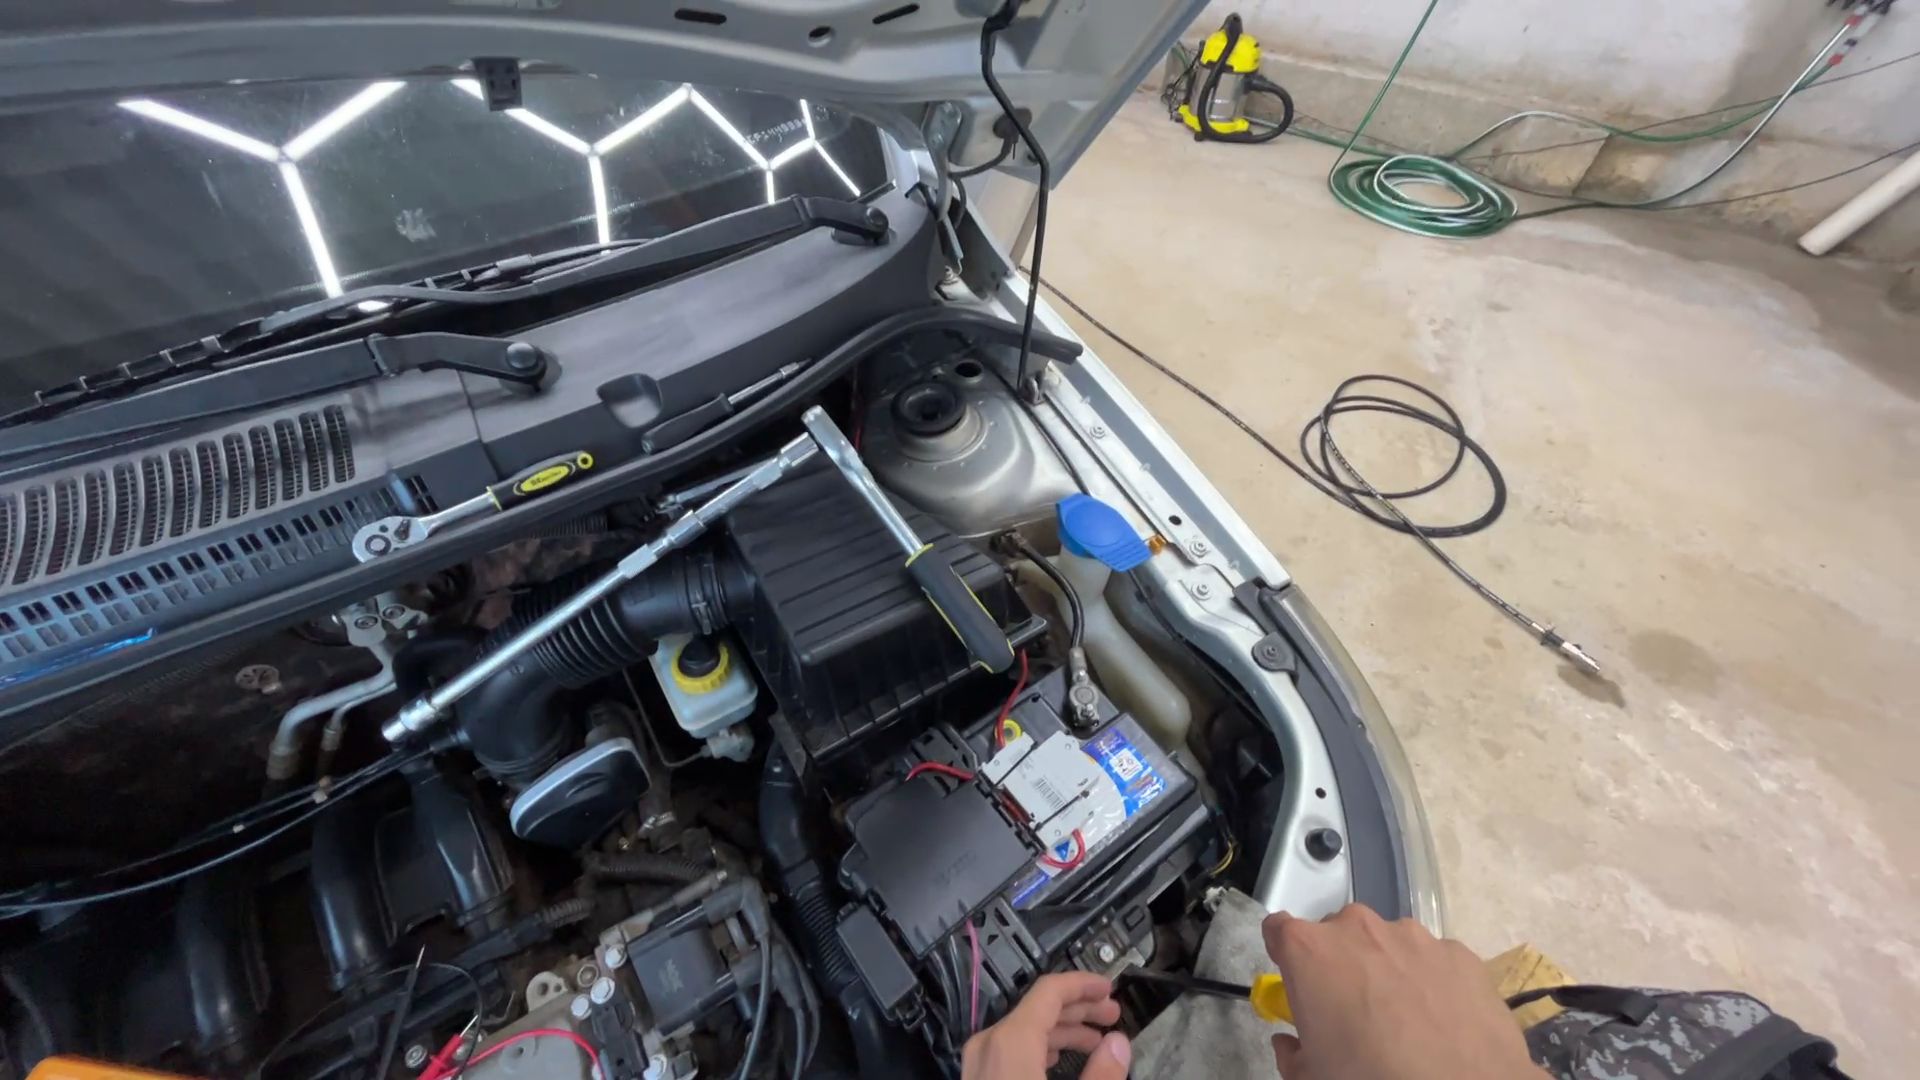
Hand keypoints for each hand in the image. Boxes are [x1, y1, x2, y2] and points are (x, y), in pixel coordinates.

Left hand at [961, 972, 1130, 1079]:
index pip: (1049, 990)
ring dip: (1062, 1030)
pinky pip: (1011, 1051)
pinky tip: (1060, 1057)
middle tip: (1112, 1015)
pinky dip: (1040, 1047)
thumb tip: (1119, 1043)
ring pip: (1024, 1031)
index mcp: (1009, 1041)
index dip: (1083, 984)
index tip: (1109, 987)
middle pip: (1037, 1009)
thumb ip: (1101, 1075)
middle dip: (1079, 1008)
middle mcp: (987, 1044)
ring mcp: (977, 1064)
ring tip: (1097, 1041)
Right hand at [1263, 904, 1541, 1079]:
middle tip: (1357, 1014)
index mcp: (1307, 948)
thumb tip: (1293, 1043)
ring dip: (1389, 969)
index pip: (1278, 929)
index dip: (1286, 957)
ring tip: (1410, 1023)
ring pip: (1388, 943)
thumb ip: (1292, 1051)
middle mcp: (1355, 927)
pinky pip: (1436, 962)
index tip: (1301, 986)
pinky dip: (1435, 983)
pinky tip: (1446, 1025)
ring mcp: (1412, 937)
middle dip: (1342, 964)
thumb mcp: (1308, 1078)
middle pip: (1336, 933)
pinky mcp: (1461, 956)